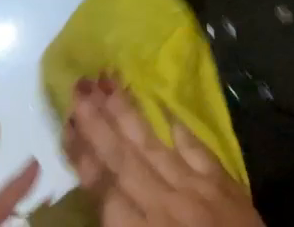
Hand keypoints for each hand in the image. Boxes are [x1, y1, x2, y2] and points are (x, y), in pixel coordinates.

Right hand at [64, 81, 264, 226]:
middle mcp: (168, 205)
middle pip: (126, 159)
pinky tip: (167, 110)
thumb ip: (125, 224)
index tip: (68, 123)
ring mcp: (199, 190)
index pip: (106, 188)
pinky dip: (182, 131)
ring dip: (130, 114)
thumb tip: (104, 204)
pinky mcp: (226, 185)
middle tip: (81, 86)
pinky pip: (199, 151)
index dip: (85, 155)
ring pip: (156, 147)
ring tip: (110, 81)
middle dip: (100, 123)